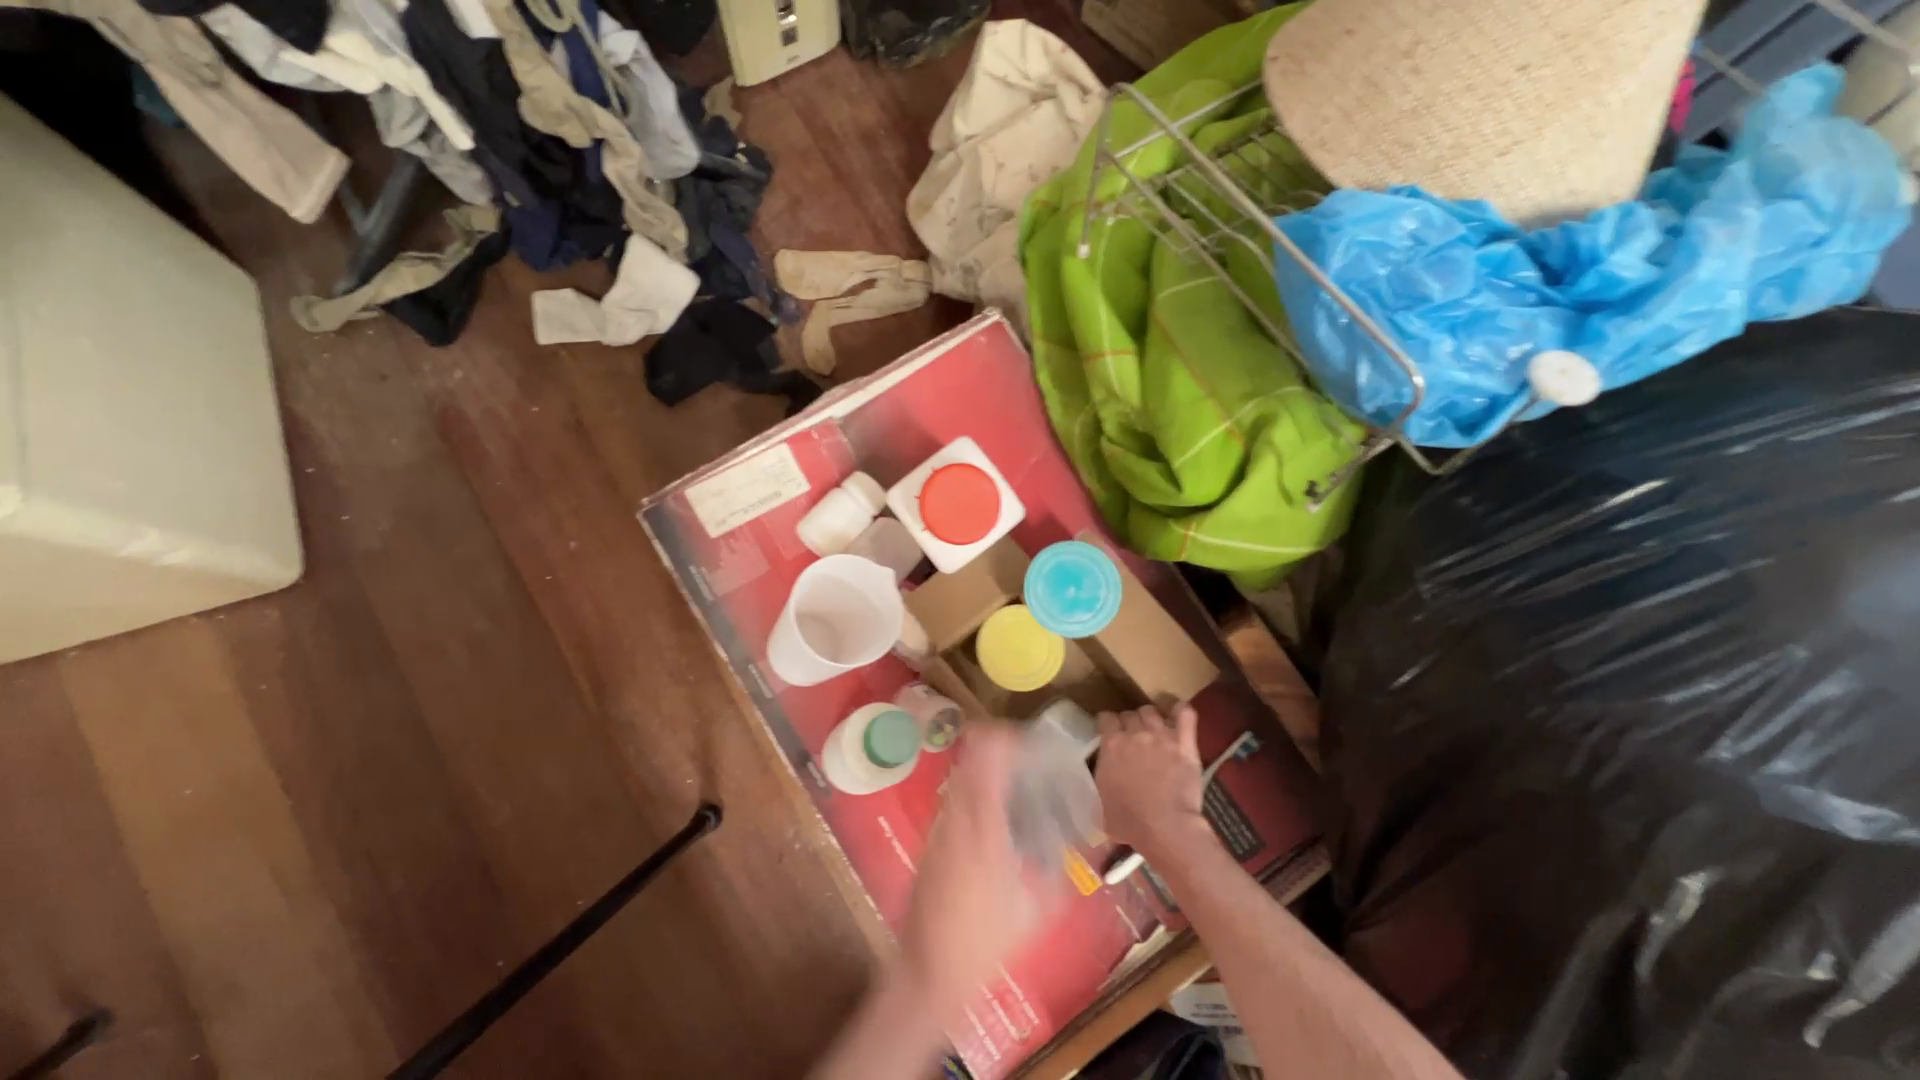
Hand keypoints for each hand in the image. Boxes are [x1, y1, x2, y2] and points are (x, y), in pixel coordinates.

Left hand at [895, 723, 1037, 1018]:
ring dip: (987, 773)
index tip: (1031, 745)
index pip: (986, 755)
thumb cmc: (983, 944)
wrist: (926, 973)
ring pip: (960, 778)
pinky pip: (954, 802)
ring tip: (1017, 789)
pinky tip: (996, 822)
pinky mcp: (929, 844)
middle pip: (970, 758)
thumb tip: (1076, 848)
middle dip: (1000, 751)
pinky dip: (975, 796)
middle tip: (1029, 763)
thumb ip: (1053, 872)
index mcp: (982, 826)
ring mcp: (936, 829)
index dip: (1008, 738)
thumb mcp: (1032, 910)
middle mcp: (954, 818)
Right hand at [1094, 705, 1210, 858]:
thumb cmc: (1128, 821)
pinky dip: (1180, 709)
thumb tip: (1099, 786)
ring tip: (1153, 728)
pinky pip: (1184, 714)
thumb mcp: (1099, 804)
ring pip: (1152, 712)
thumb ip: (1099, 785)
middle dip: (1129, 722)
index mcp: (1111, 746)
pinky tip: (1178, 712)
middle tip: (1132, 736)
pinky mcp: (1185, 743)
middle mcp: (1135, 734)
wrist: (1165, 826)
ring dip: (1150, 718)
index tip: (1107, 731)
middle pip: (1129, 714)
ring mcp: (1162, 736)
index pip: (1105, 719)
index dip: (1106, 724)